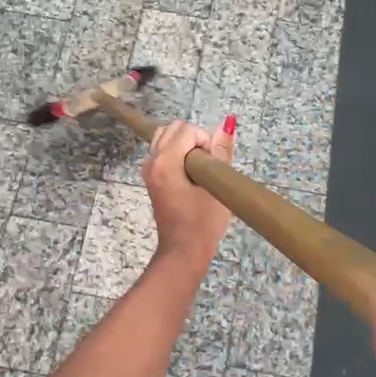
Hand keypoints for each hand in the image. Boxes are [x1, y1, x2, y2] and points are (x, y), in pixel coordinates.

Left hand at [141, 117, 235, 271]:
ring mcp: (149, 169)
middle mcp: (152, 161)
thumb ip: (220, 152)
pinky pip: (162, 149)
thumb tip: (226, 124)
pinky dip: (177, 151)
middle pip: (174, 128)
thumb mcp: (217, 187)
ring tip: (199, 168)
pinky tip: (191, 172)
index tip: (214, 164)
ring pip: (166, 136)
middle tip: (207, 164)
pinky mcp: (152, 177)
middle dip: (194, 139)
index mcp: (165, 162)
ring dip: (185, 144)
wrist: (183, 252)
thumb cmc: (202, 223)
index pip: (188, 130)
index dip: (206, 141)